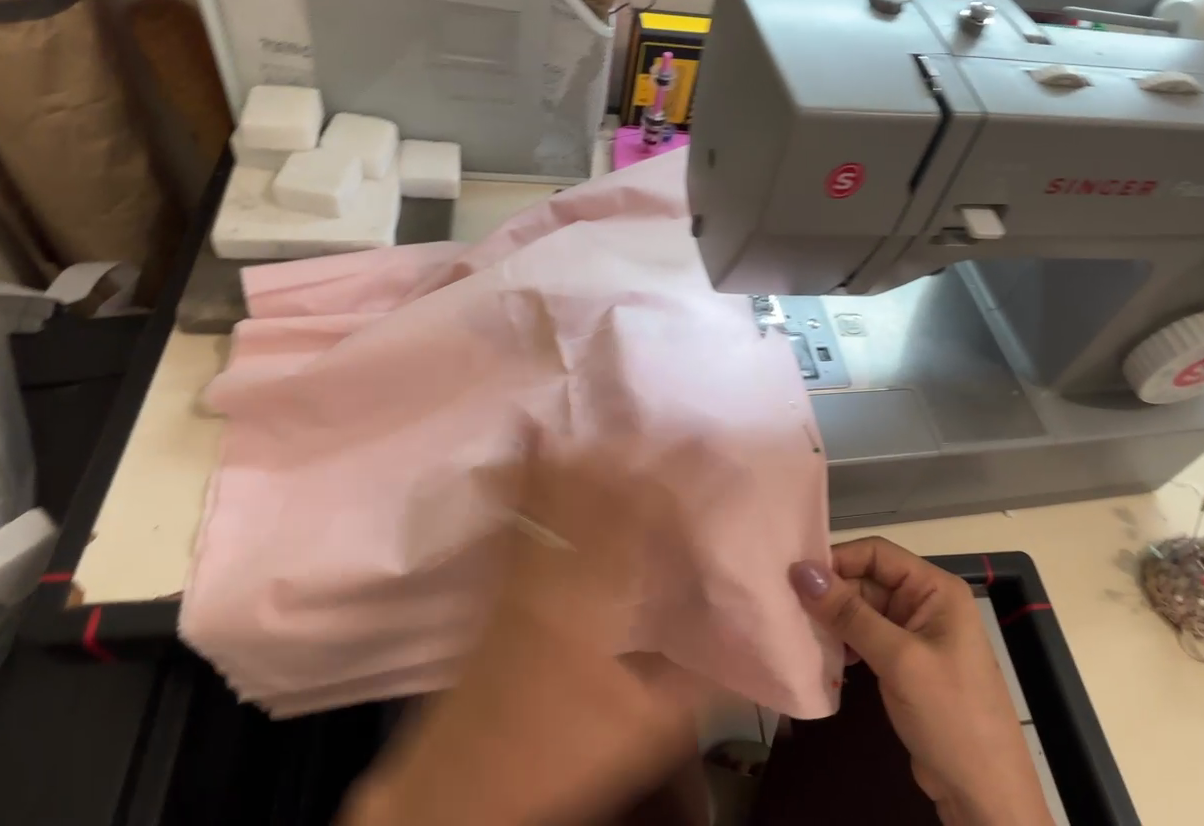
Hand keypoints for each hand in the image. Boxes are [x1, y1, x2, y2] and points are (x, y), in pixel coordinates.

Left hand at [342, 454, 707, 825]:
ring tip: (627, 421)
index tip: (721, 461)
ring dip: (595, 453)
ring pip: (557, 491)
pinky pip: (513, 509)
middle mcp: (553, 572)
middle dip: (647, 456)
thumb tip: (746, 645)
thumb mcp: (640, 731)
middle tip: (685, 428)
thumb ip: (696, 683)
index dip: (685, 487)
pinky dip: (524, 466)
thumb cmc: (553, 757)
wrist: (458, 783)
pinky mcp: (496, 578)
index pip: (646, 525)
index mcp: (592, 605)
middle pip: (602, 494)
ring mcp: (518, 570)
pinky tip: (527, 428)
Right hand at [790, 538, 1053, 825]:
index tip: (793, 575)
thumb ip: (850, 614)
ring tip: (796, 629)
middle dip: (830, 593)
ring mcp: (915, 636)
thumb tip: (801, 571)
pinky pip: (865, 640)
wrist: (984, 791)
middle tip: (785, 606)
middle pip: (867, 581)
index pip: (877, 554)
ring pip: (862, 611)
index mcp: (936, 589)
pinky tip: (820, 656)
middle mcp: (926, 604)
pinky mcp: (904, 665)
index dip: (837, 559)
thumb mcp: (899, 660)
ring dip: (832, 620)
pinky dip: (843, 644)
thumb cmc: (950, 715)